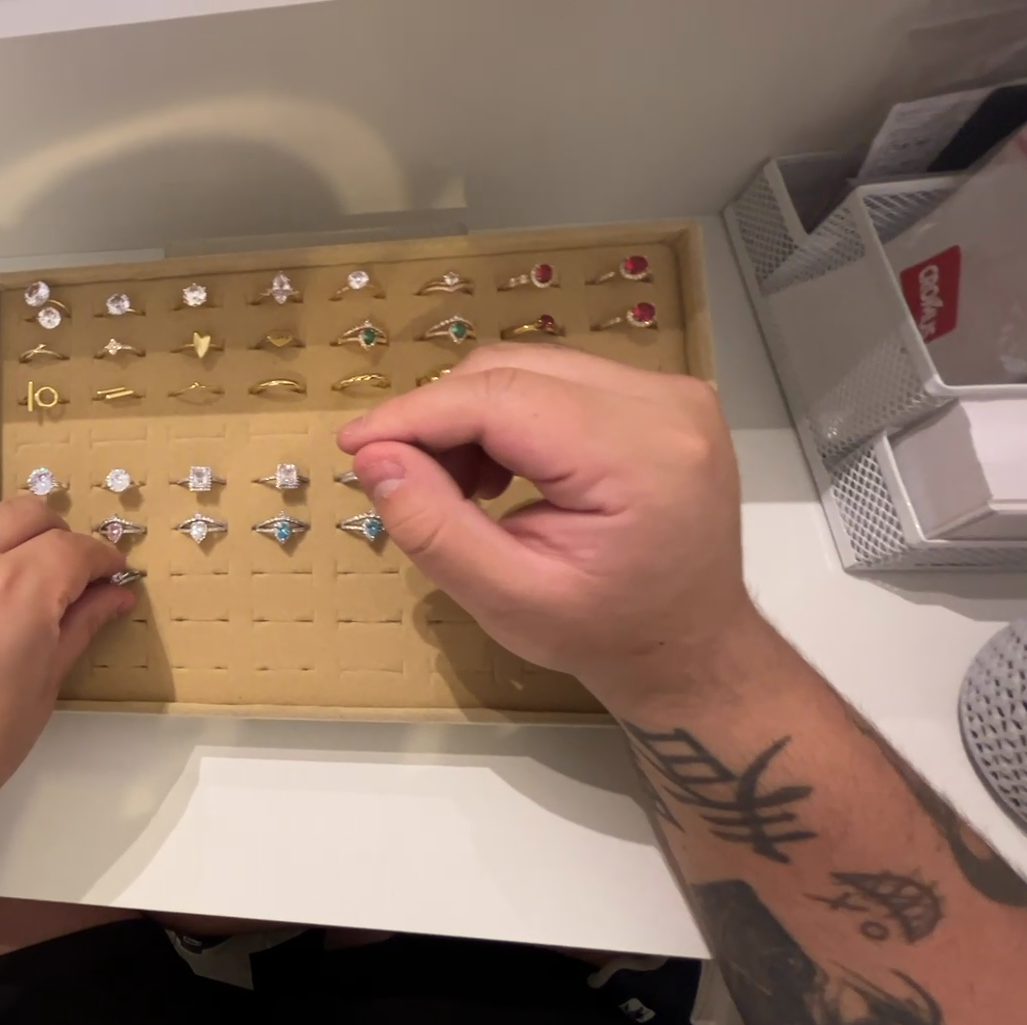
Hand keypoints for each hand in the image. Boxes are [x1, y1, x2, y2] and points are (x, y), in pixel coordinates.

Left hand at [0, 497, 134, 855]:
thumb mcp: (44, 684)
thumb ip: (81, 624)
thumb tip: (116, 594)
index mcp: (15, 591)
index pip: (73, 548)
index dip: (102, 559)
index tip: (112, 575)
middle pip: (28, 513)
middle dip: (58, 536)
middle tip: (66, 576)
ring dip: (10, 537)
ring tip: (16, 581)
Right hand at [335, 344, 760, 710]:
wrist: (685, 643)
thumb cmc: (598, 632)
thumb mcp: (502, 598)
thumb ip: (432, 528)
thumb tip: (373, 459)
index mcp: (638, 456)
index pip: (499, 399)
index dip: (412, 415)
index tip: (351, 446)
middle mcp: (661, 402)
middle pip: (506, 372)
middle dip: (434, 419)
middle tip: (403, 481)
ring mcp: (662, 392)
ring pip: (519, 369)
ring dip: (461, 419)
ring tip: (453, 487)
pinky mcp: (649, 396)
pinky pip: (543, 382)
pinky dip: (493, 419)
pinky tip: (490, 473)